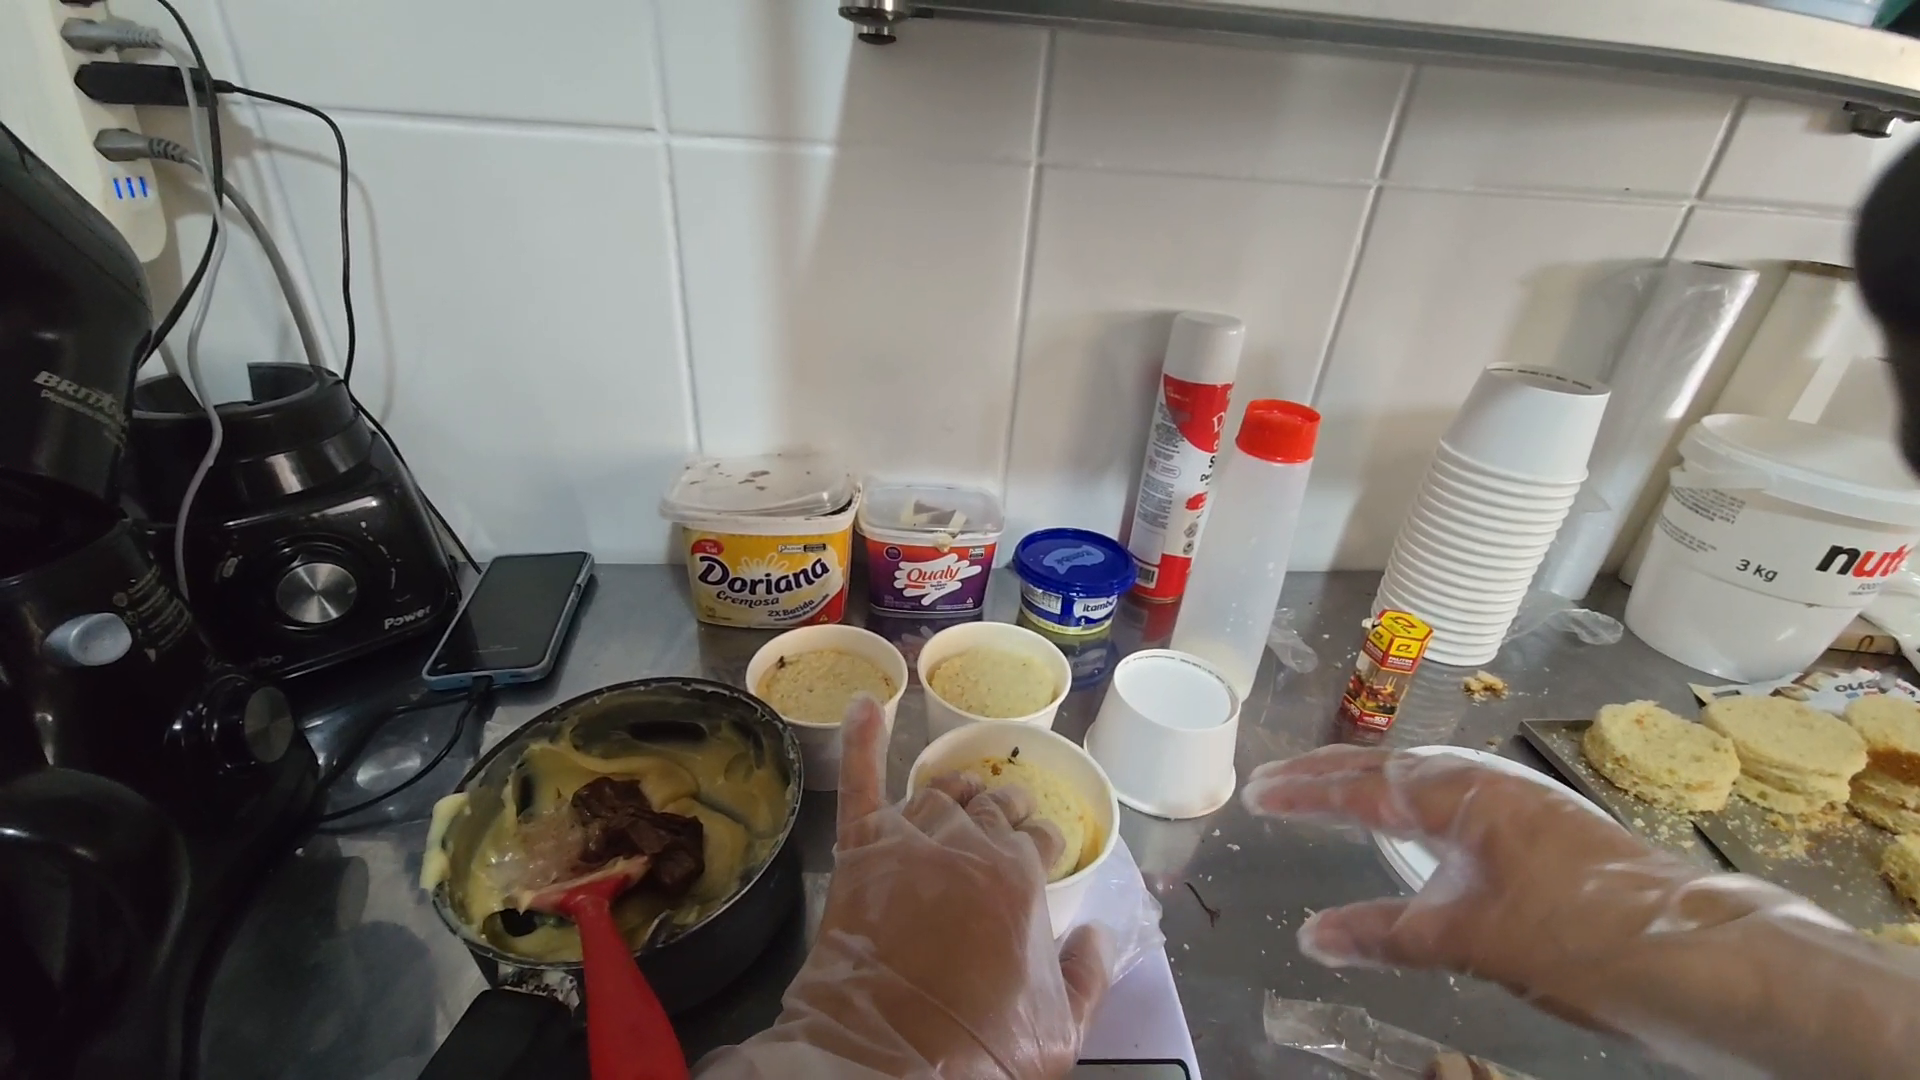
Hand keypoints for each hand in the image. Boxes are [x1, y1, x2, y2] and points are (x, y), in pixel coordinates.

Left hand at [699, 697, 1108, 1078]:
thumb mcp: (1060, 1030)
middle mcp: (969, 843)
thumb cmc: (981, 1049)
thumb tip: (1098, 932)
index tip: (1043, 853)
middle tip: (1009, 818)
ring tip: (967, 792)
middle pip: (994, 805)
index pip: (1041, 835)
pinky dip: (862, 740)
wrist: (889, 1066)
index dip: (1045, 842)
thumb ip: (1088, 975)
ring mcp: (912, 839)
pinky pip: (862, 783)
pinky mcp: (863, 850)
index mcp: (1020, 876)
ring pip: (939, 793)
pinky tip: (863, 703)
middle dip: (1008, 807)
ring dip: (958, 789)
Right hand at [1243, 744, 1670, 1008]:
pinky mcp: (1532, 819)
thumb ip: (1384, 934)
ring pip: (1414, 774)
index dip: (1301, 793)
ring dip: (1362, 778)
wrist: (1713, 959)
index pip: (1356, 788)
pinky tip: (1407, 812)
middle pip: (1379, 766)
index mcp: (1453, 793)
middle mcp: (1475, 780)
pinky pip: (1444, 790)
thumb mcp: (1471, 939)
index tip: (1255, 794)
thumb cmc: (1582, 938)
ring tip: (1323, 785)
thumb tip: (1310, 939)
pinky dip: (1403, 795)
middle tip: (1271, 779)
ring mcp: (1508, 796)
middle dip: (1321, 773)